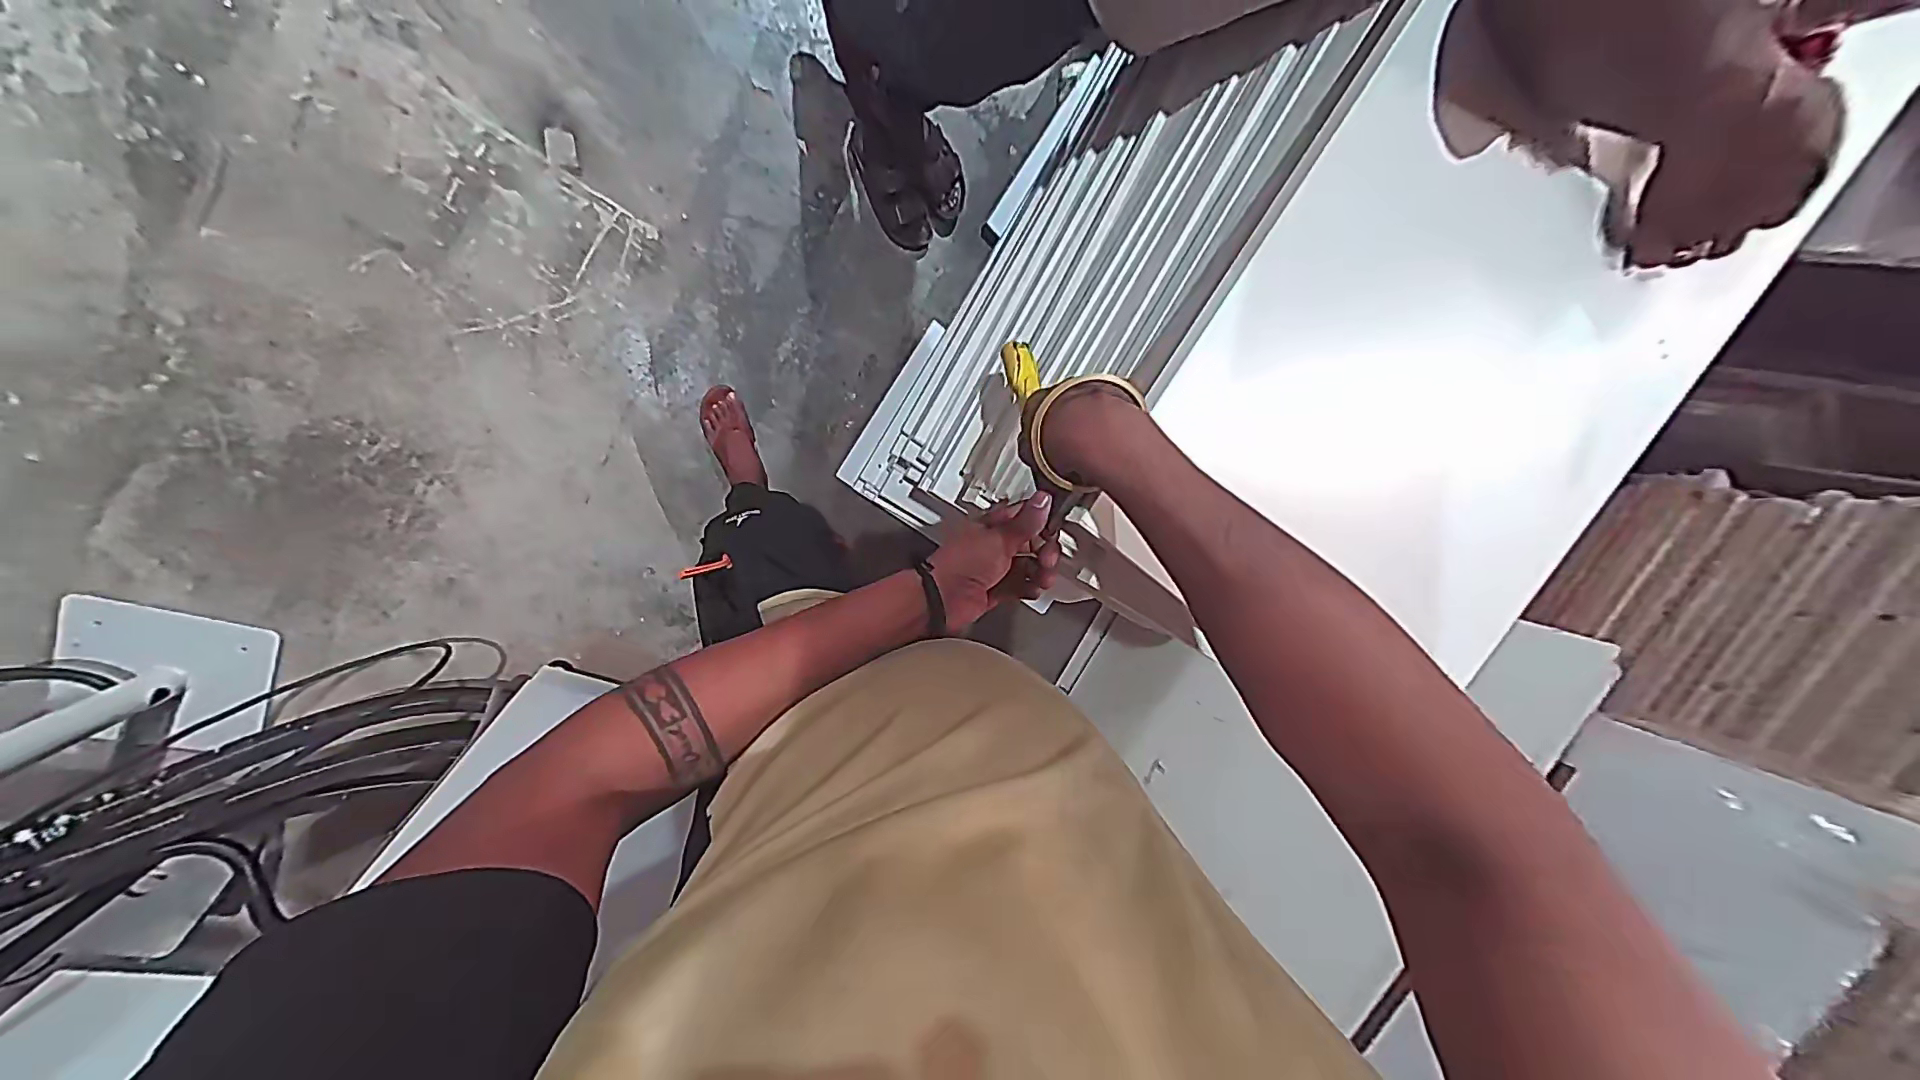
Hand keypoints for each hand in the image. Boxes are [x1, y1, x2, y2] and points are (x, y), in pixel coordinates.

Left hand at [926, 493, 1061, 630]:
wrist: (942, 598)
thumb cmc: (959, 564)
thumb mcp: (999, 540)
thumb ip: (1026, 523)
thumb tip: (1043, 500)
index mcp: (992, 526)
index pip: (1025, 518)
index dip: (1043, 524)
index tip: (1053, 533)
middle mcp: (993, 545)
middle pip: (1030, 545)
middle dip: (1045, 552)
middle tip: (1047, 560)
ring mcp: (995, 568)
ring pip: (1027, 567)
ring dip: (1040, 572)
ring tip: (1042, 577)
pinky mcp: (996, 589)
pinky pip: (1020, 586)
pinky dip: (1029, 588)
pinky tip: (1031, 589)